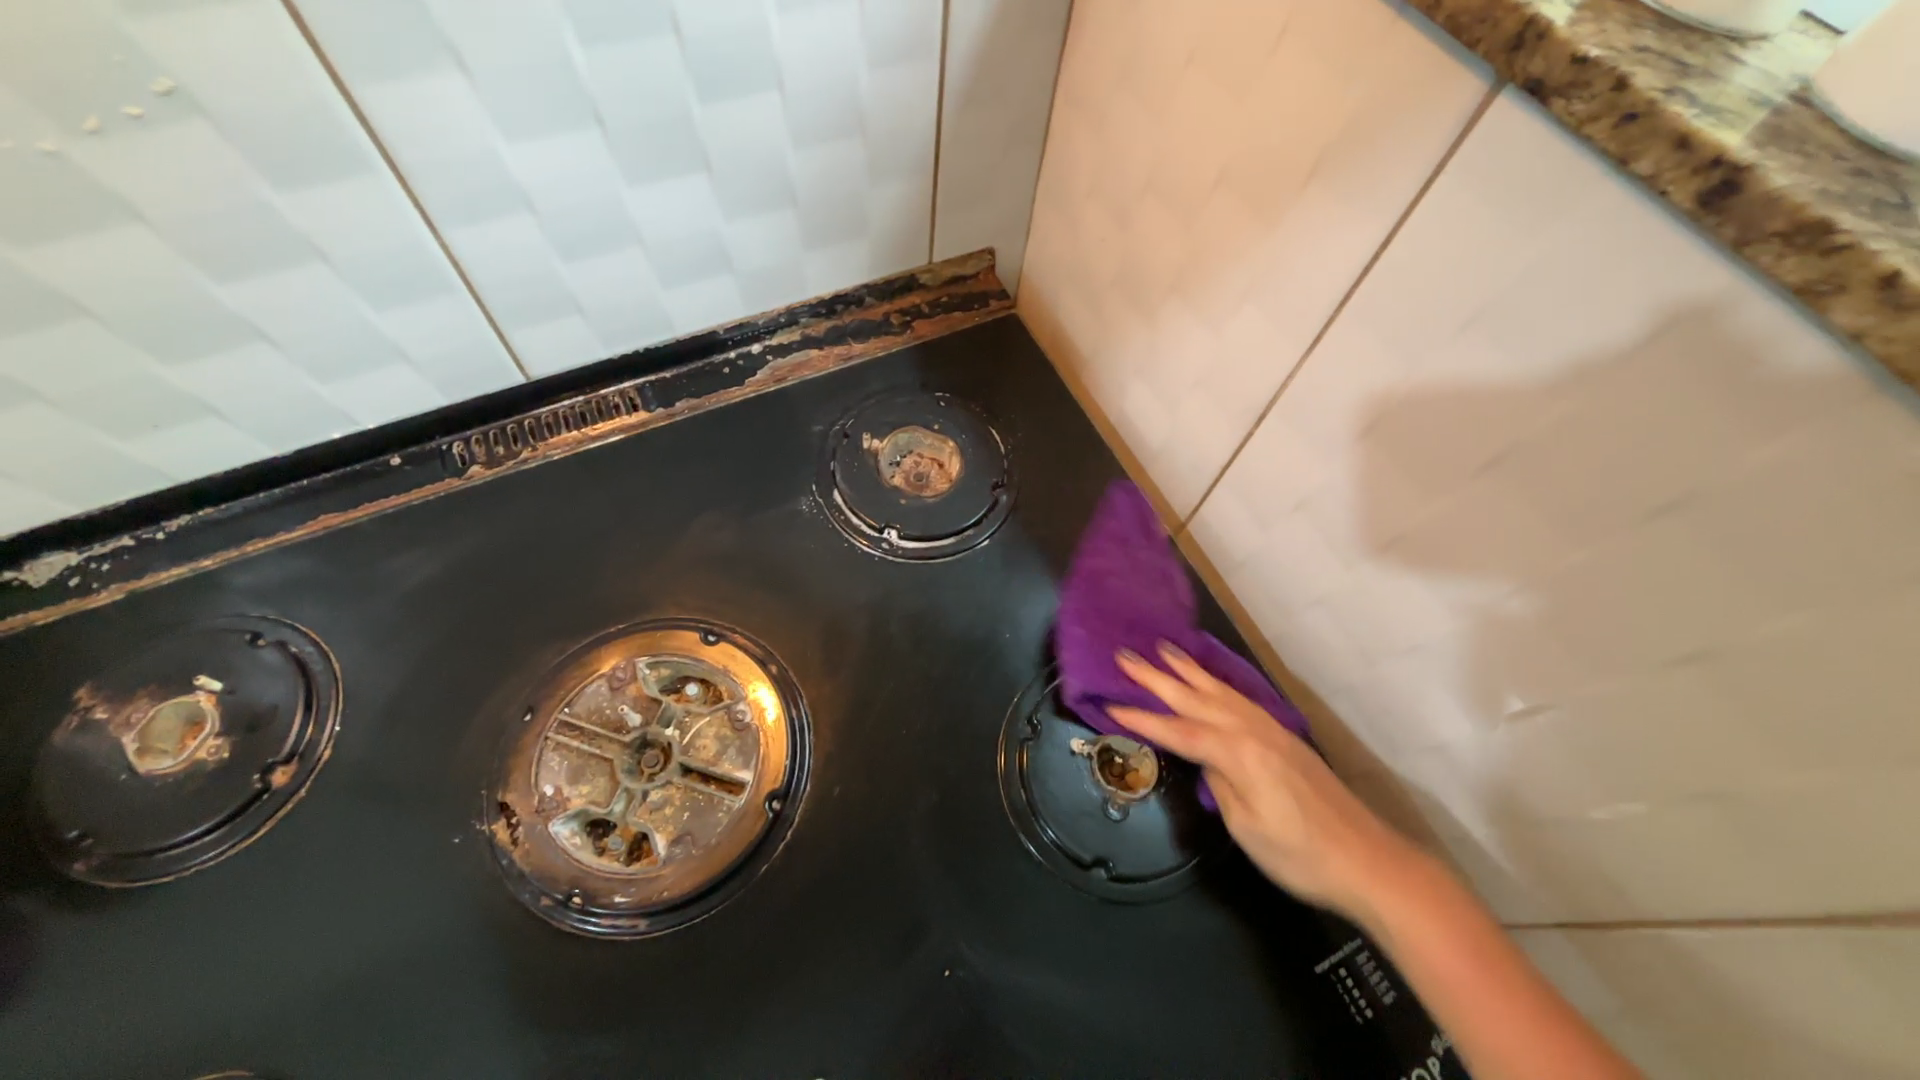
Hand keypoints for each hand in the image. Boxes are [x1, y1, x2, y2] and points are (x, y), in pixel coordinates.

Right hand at [1107, 643, 1423, 923]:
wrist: (1368, 861)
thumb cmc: (1300, 855)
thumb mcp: (1246, 827)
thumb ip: (1219, 785)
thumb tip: (1204, 761)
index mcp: (1237, 753)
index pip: (1178, 732)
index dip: (1142, 720)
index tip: (1109, 703)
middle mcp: (1252, 732)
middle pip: (1196, 700)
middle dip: (1158, 678)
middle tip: (1124, 656)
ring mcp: (1272, 731)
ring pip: (1220, 693)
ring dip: (1189, 671)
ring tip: (1163, 650)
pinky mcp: (1285, 739)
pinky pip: (1240, 699)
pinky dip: (1217, 684)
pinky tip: (1210, 682)